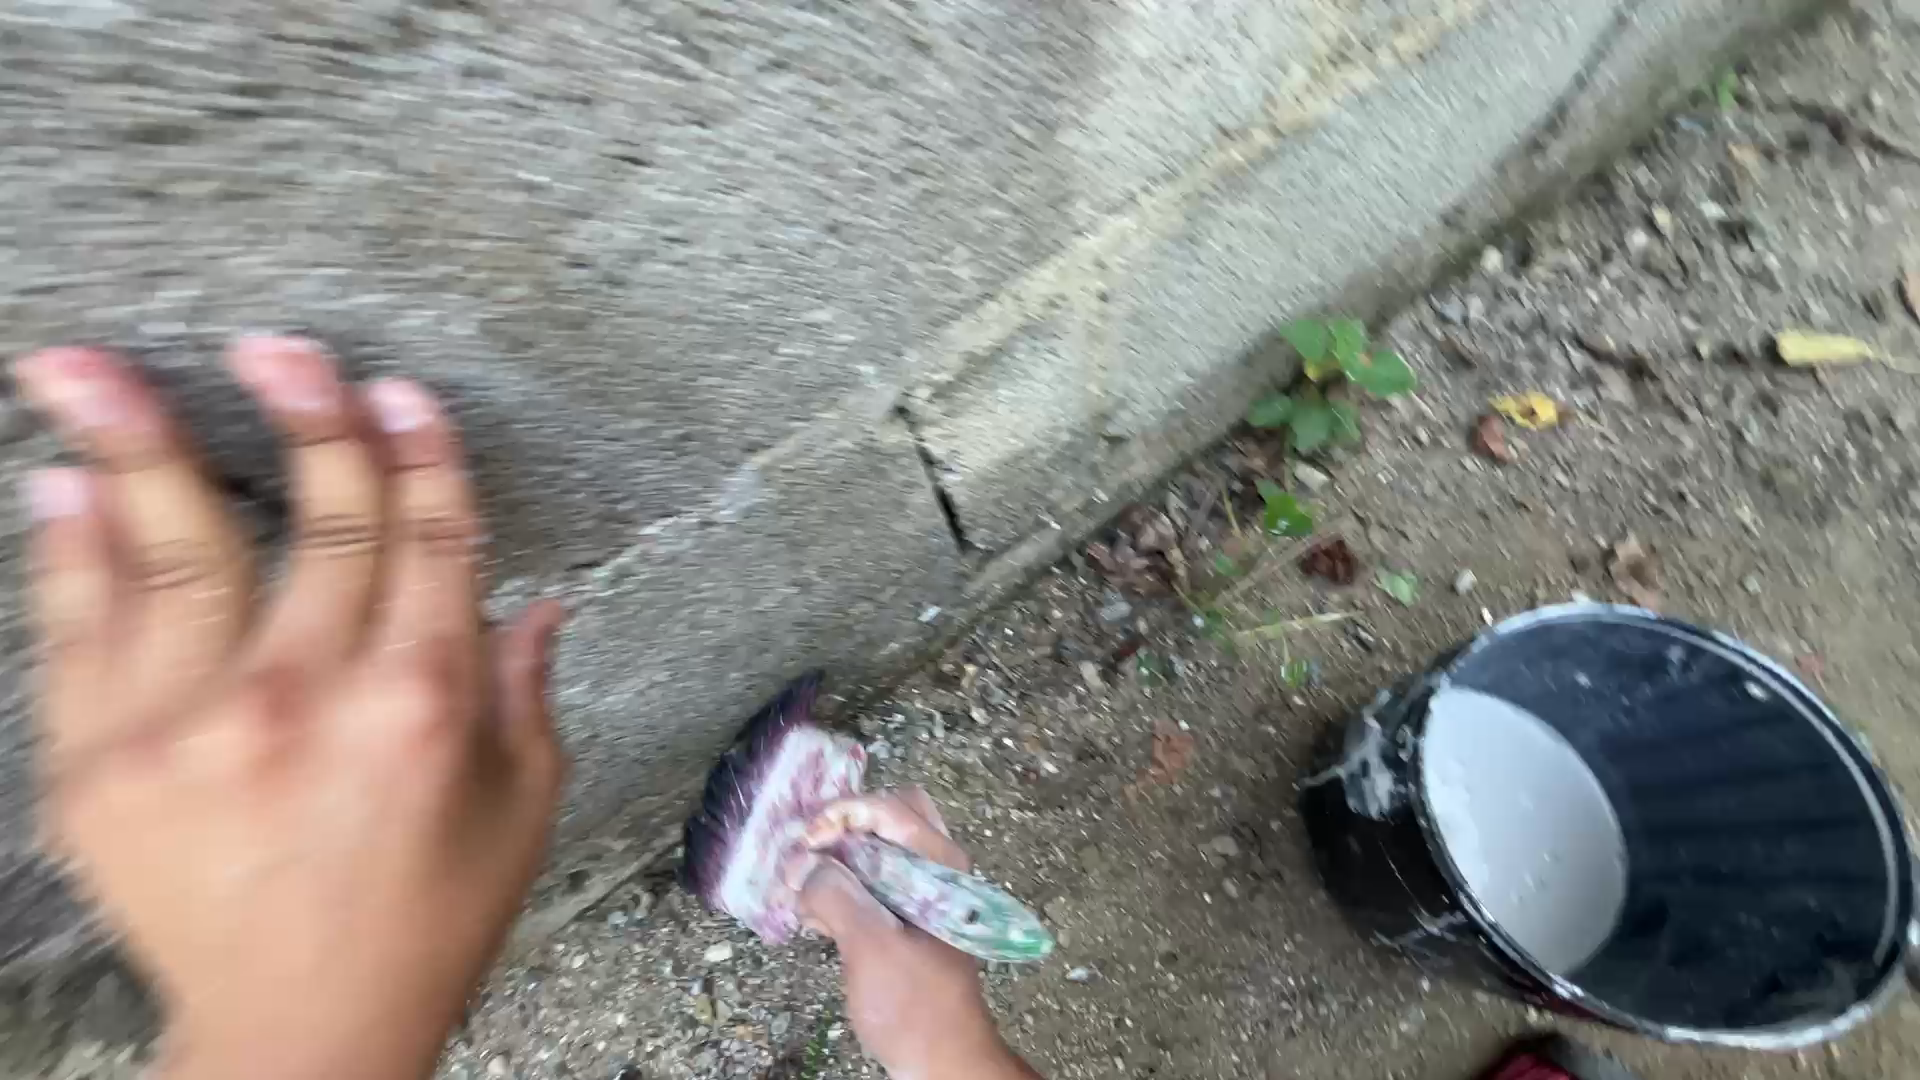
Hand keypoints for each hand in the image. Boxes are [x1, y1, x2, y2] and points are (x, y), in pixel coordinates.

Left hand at [16, 339, 564, 1079]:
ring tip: (87, 365)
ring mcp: (193, 726)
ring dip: (141, 453)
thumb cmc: (445, 900)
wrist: (307, 1022)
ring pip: (179, 557)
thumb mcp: (526, 791)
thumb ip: (524, 685)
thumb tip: (540, 603)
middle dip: (308, 427)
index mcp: (430, 700)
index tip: (404, 396)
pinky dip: (74, 552)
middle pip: (324, 529)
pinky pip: (85, 633)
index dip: (425, 461)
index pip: (436, 544)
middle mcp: (314, 695)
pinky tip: (63, 486)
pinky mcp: (100, 766)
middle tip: (280, 348)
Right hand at [794, 790, 1041, 1079]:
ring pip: (878, 845)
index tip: (806, 843)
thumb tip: (804, 864)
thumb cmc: (913, 1002)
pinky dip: (844, 884)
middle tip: (810, 851)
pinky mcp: (906, 913)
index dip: (843, 813)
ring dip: (840, 857)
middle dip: (844, 825)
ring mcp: (922, 887)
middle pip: (888, 814)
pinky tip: (815, 916)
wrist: (943, 1060)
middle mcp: (935, 863)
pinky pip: (872, 878)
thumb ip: (836, 894)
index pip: (889, 806)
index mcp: (939, 860)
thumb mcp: (869, 946)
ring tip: (804, 889)